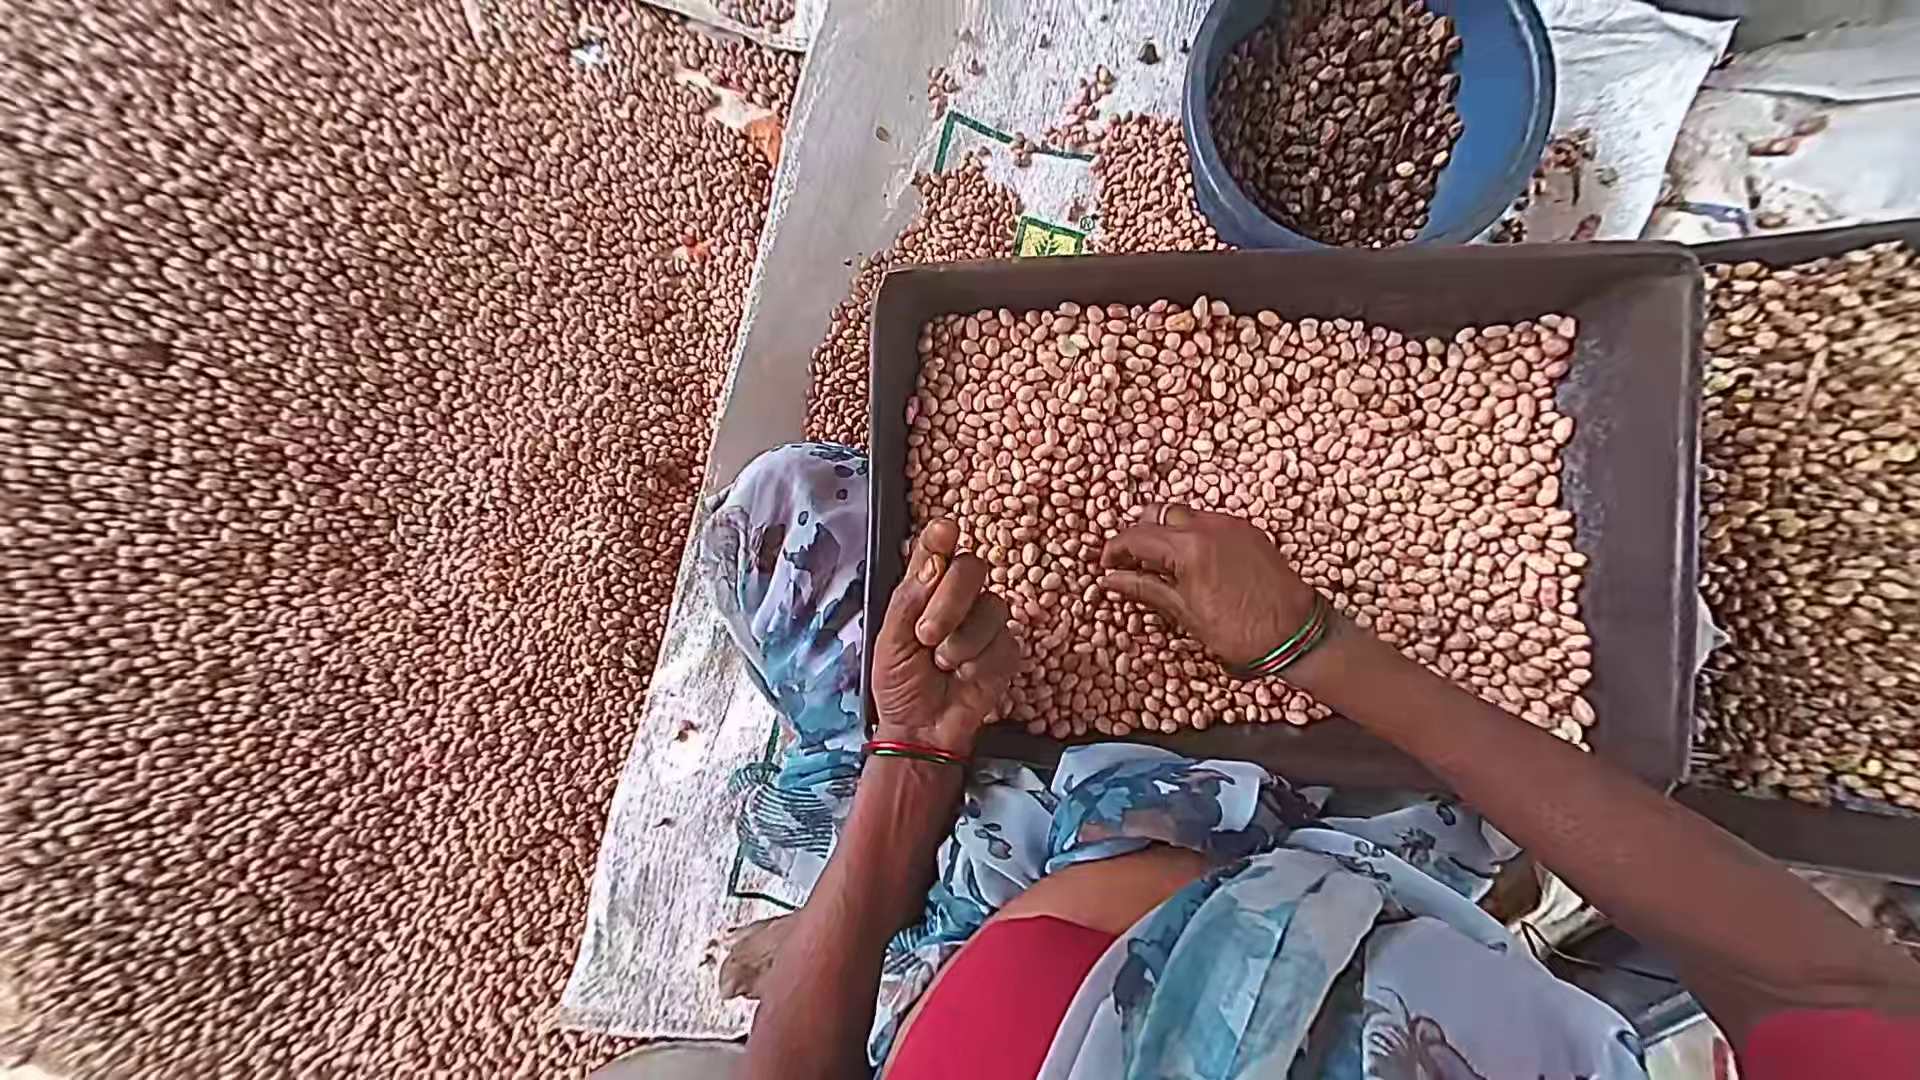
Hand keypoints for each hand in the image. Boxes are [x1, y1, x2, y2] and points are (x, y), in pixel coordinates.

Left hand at [871, 519, 1018, 756]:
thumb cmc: (900, 682)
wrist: (920, 728)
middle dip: (949, 602)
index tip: (946, 531)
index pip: (937, 548)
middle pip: (972, 567)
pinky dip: (979, 664)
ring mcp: (986, 621)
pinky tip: (964, 675)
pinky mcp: (1006, 649)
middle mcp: (959, 597)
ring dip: (962, 642)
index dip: (943, 536)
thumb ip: (909, 600)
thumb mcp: (890, 640)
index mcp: (925, 587)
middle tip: (927, 634)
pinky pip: (1003, 642)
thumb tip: (933, 562)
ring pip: (992, 607)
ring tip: (942, 664)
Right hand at [1099, 504, 1319, 667]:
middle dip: (1138, 536)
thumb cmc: (1240, 630)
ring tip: (1158, 562)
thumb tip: (1111, 580)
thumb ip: (1144, 588)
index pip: (1136, 537)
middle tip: (1129, 562)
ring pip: (1182, 514)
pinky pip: (1207, 521)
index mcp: (1187, 547)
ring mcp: (1230, 525)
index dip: (1114, 550)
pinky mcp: (1247, 531)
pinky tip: (1189, 560)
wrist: (1298, 634)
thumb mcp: (1184, 612)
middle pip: (1157, 514)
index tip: (1106, 565)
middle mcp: (1207, 526)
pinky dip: (1189, 533)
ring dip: (1164, 531)